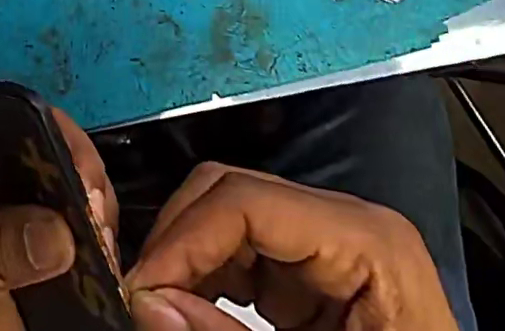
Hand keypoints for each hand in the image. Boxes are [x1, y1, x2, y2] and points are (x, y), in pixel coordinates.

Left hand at [0, 112, 118, 330]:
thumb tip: (59, 232)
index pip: (7, 114)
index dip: (49, 132)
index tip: (77, 172)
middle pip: (48, 146)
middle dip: (80, 171)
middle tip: (96, 212)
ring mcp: (12, 211)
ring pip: (68, 187)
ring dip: (94, 207)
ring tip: (101, 239)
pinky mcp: (32, 254)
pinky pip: (74, 236)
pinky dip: (94, 242)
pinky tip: (103, 259)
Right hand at [125, 164, 456, 330]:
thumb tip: (148, 305)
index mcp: (366, 239)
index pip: (245, 202)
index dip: (182, 238)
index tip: (139, 287)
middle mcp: (342, 225)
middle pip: (230, 196)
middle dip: (176, 243)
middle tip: (139, 297)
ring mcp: (324, 248)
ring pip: (226, 222)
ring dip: (183, 260)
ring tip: (154, 304)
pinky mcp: (309, 278)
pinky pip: (239, 258)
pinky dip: (203, 279)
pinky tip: (184, 308)